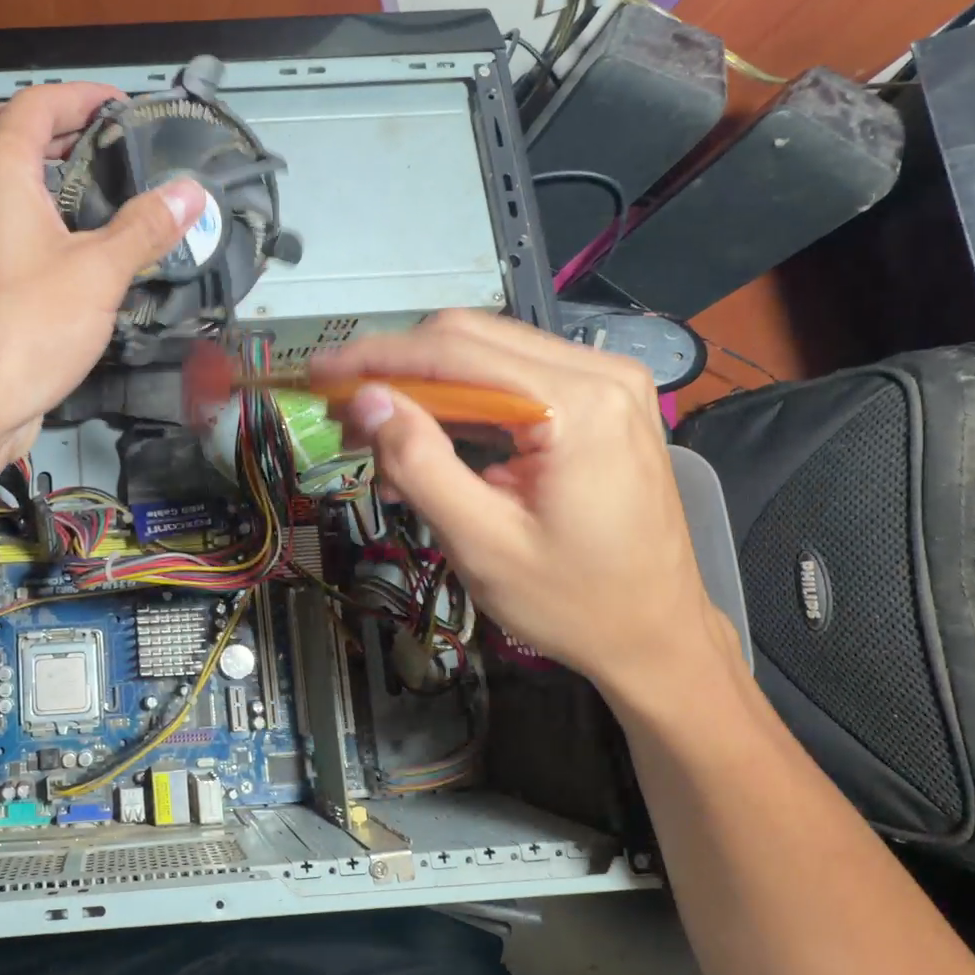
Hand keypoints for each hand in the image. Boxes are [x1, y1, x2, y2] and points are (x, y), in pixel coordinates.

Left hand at [0, 83, 206, 462]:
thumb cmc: (15, 333)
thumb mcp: (97, 274)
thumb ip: (144, 228)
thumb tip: (188, 194)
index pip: (34, 105)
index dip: (79, 97)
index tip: (119, 104)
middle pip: (9, 141)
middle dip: (58, 132)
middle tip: (106, 144)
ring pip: (5, 193)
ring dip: (48, 183)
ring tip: (100, 196)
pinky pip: (6, 238)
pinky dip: (40, 229)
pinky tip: (76, 258)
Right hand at [311, 310, 736, 699]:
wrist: (656, 636)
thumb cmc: (571, 601)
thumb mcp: (481, 543)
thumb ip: (419, 463)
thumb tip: (364, 398)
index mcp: (578, 403)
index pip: (453, 351)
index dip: (375, 357)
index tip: (318, 372)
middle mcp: (599, 372)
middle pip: (468, 338)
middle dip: (394, 368)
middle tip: (341, 410)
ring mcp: (606, 382)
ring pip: (484, 353)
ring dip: (422, 387)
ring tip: (375, 435)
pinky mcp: (600, 400)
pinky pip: (509, 379)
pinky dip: (457, 403)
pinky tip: (425, 442)